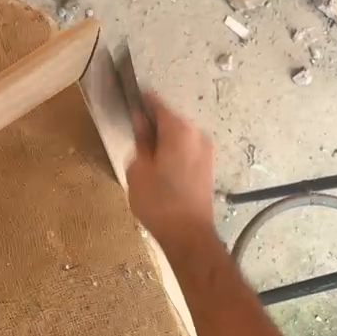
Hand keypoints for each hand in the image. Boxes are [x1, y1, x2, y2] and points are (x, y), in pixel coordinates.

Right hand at [126, 92, 216, 252]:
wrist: (188, 234)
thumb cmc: (158, 202)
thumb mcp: (138, 170)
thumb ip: (140, 142)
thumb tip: (141, 125)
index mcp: (178, 129)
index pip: (156, 103)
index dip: (140, 101)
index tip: (128, 100)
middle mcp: (197, 134)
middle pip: (170, 120)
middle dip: (152, 126)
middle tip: (133, 139)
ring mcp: (206, 151)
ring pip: (179, 137)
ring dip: (164, 141)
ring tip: (146, 159)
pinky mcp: (208, 167)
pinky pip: (187, 151)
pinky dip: (174, 153)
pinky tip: (161, 170)